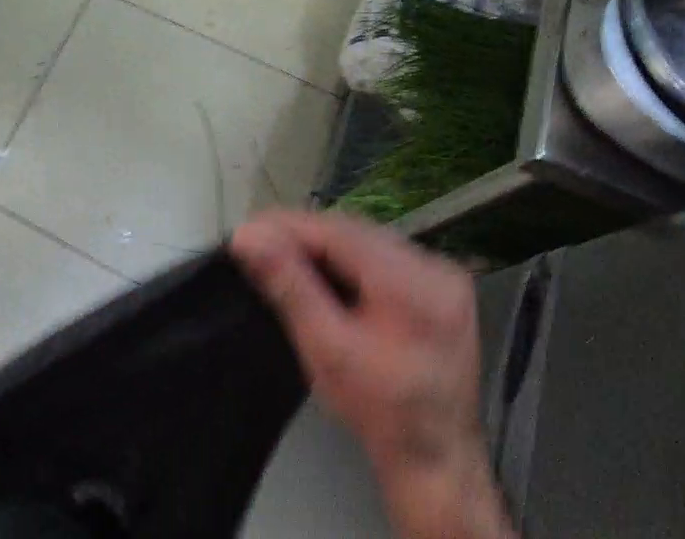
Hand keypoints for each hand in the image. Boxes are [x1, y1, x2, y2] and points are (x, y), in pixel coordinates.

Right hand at [231, 211, 514, 538]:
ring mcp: (442, 276)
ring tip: (277, 258)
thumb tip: (246, 235)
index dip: (284, 227)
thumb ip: (287, 284)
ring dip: (319, 246)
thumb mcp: (325, 346)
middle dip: (299, 236)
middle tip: (253, 248)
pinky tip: (317, 274)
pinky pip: (379, 255)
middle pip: (352, 231)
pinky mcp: (439, 287)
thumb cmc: (378, 407)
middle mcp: (435, 268)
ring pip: (364, 240)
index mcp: (415, 283)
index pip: (337, 231)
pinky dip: (343, 259)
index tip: (242, 235)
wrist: (435, 456)